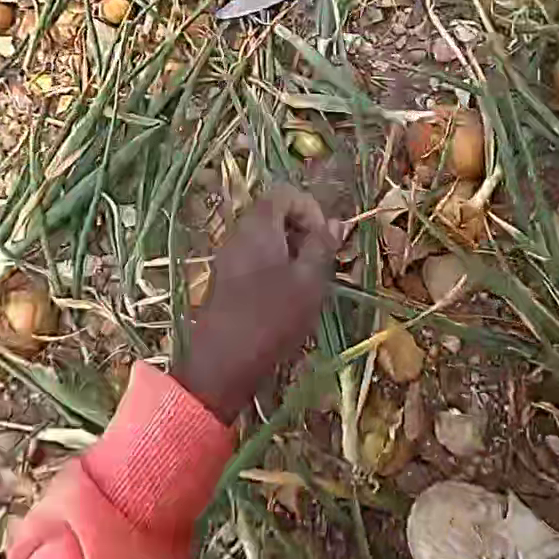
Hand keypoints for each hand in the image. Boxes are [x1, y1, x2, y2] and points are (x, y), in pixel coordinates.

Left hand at [173, 186, 334, 421]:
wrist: (222, 365)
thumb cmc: (272, 317)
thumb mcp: (309, 280)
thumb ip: (323, 246)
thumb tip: (337, 221)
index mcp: (258, 225)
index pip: (285, 194)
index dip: (311, 209)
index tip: (325, 238)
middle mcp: (239, 234)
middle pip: (275, 214)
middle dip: (303, 231)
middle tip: (321, 261)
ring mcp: (229, 257)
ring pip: (267, 239)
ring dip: (292, 252)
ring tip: (308, 282)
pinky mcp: (226, 281)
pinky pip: (256, 259)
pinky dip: (276, 267)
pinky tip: (288, 297)